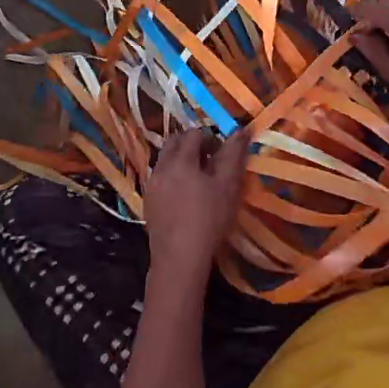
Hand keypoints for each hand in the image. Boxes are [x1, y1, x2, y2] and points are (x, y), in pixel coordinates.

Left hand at [143, 127, 251, 287]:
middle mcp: (160, 167)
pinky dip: (172, 177)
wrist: (179, 257)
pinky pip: (159, 178)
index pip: (193, 134)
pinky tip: (184, 196)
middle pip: (174, 143)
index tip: (222, 153)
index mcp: (180, 159)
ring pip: (165, 160)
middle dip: (191, 145)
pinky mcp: (147, 202)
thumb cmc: (208, 219)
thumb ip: (233, 155)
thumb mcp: (228, 186)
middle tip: (210, 161)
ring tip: (198, 179)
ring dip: (180, 160)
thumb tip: (241, 129)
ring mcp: (151, 185)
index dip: (210, 138)